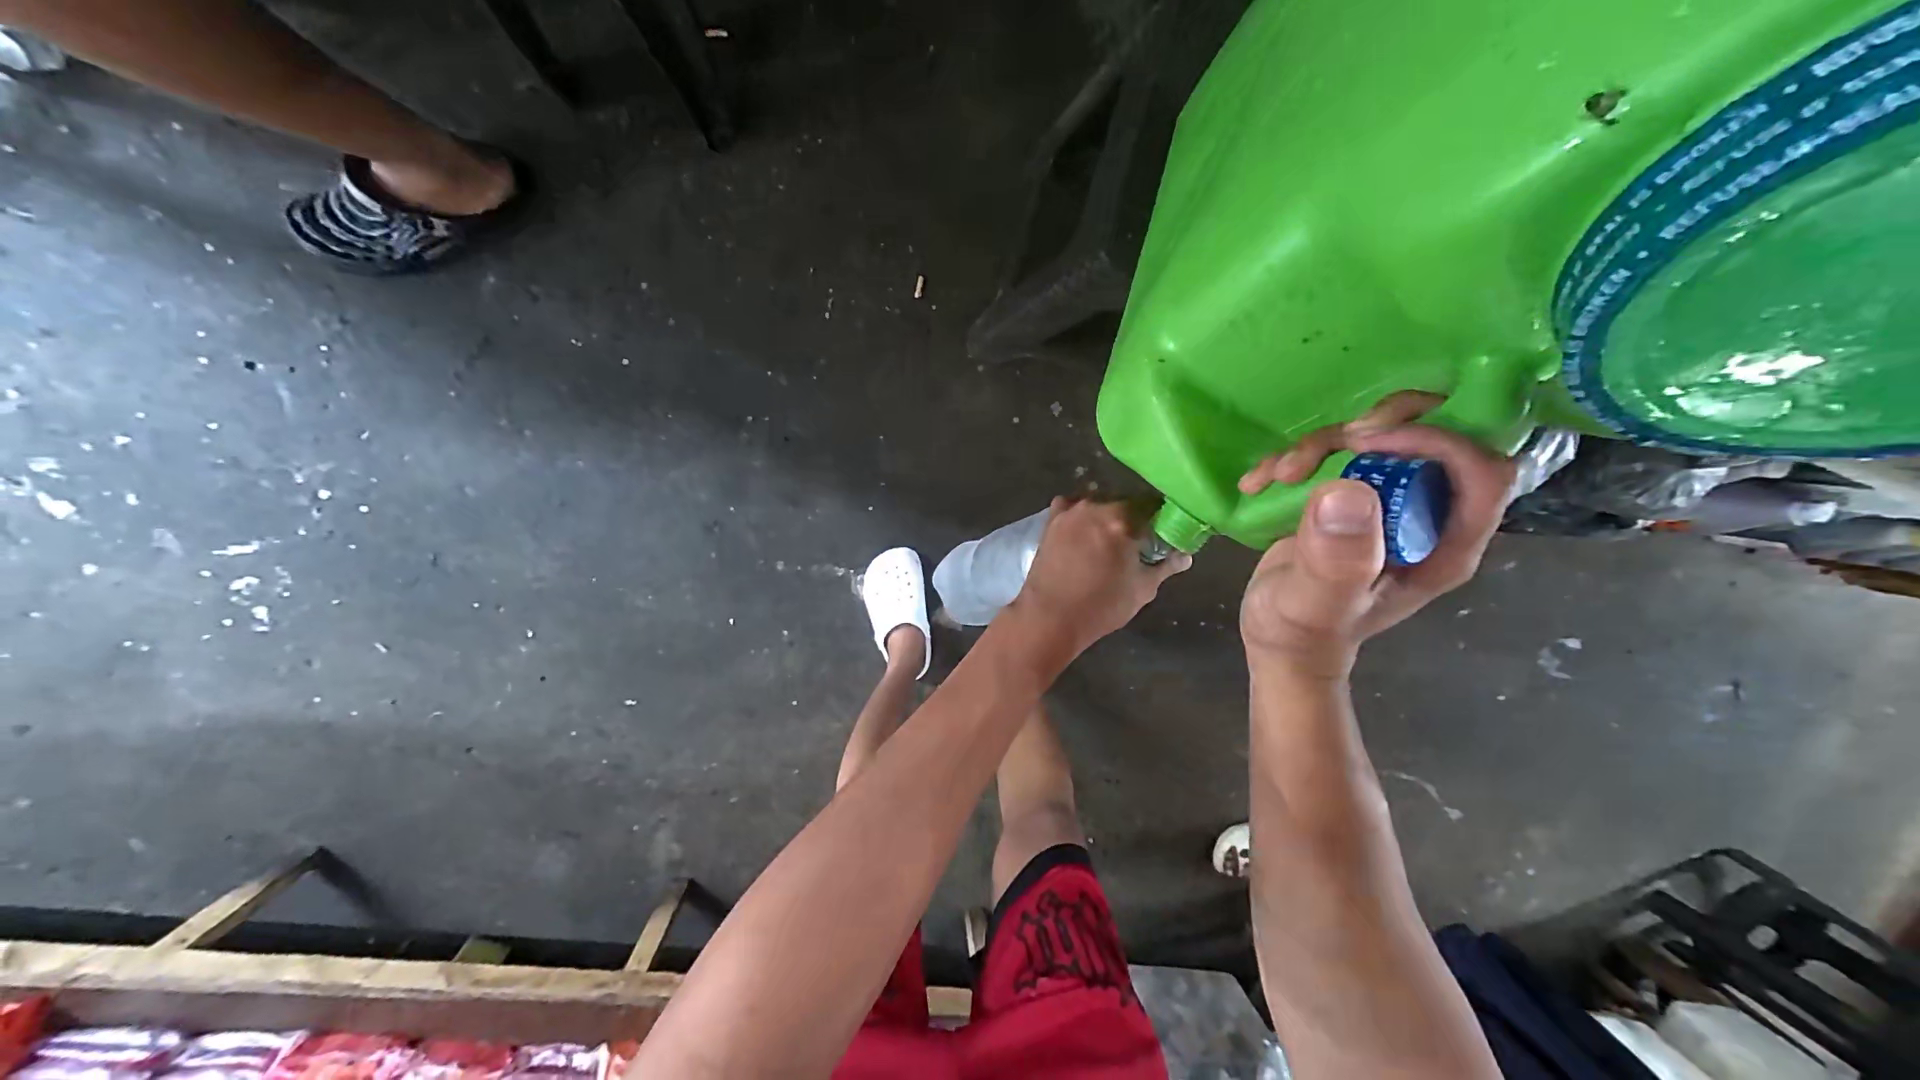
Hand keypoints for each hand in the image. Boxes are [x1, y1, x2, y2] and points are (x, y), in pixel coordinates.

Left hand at [1009, 497, 1191, 658]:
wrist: (1049, 617)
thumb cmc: (1101, 607)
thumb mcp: (1142, 589)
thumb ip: (1165, 567)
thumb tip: (1184, 555)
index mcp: (1124, 520)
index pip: (1153, 506)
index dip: (1161, 518)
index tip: (1163, 533)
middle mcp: (1097, 506)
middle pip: (1126, 502)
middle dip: (1135, 518)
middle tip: (1137, 541)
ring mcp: (1071, 511)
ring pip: (1099, 502)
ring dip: (1108, 515)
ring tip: (1108, 540)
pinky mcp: (1051, 520)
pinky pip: (1072, 506)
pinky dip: (1081, 514)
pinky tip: (1083, 531)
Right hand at [1238, 392, 1516, 679]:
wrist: (1278, 639)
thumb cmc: (1302, 630)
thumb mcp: (1313, 604)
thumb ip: (1335, 561)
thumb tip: (1349, 490)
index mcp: (1443, 545)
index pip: (1480, 471)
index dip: (1435, 442)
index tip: (1367, 444)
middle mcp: (1427, 515)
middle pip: (1435, 436)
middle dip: (1377, 429)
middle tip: (1331, 445)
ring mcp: (1390, 501)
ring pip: (1381, 435)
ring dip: (1324, 443)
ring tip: (1280, 476)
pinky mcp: (1354, 495)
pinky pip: (1340, 450)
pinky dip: (1298, 455)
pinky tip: (1261, 481)